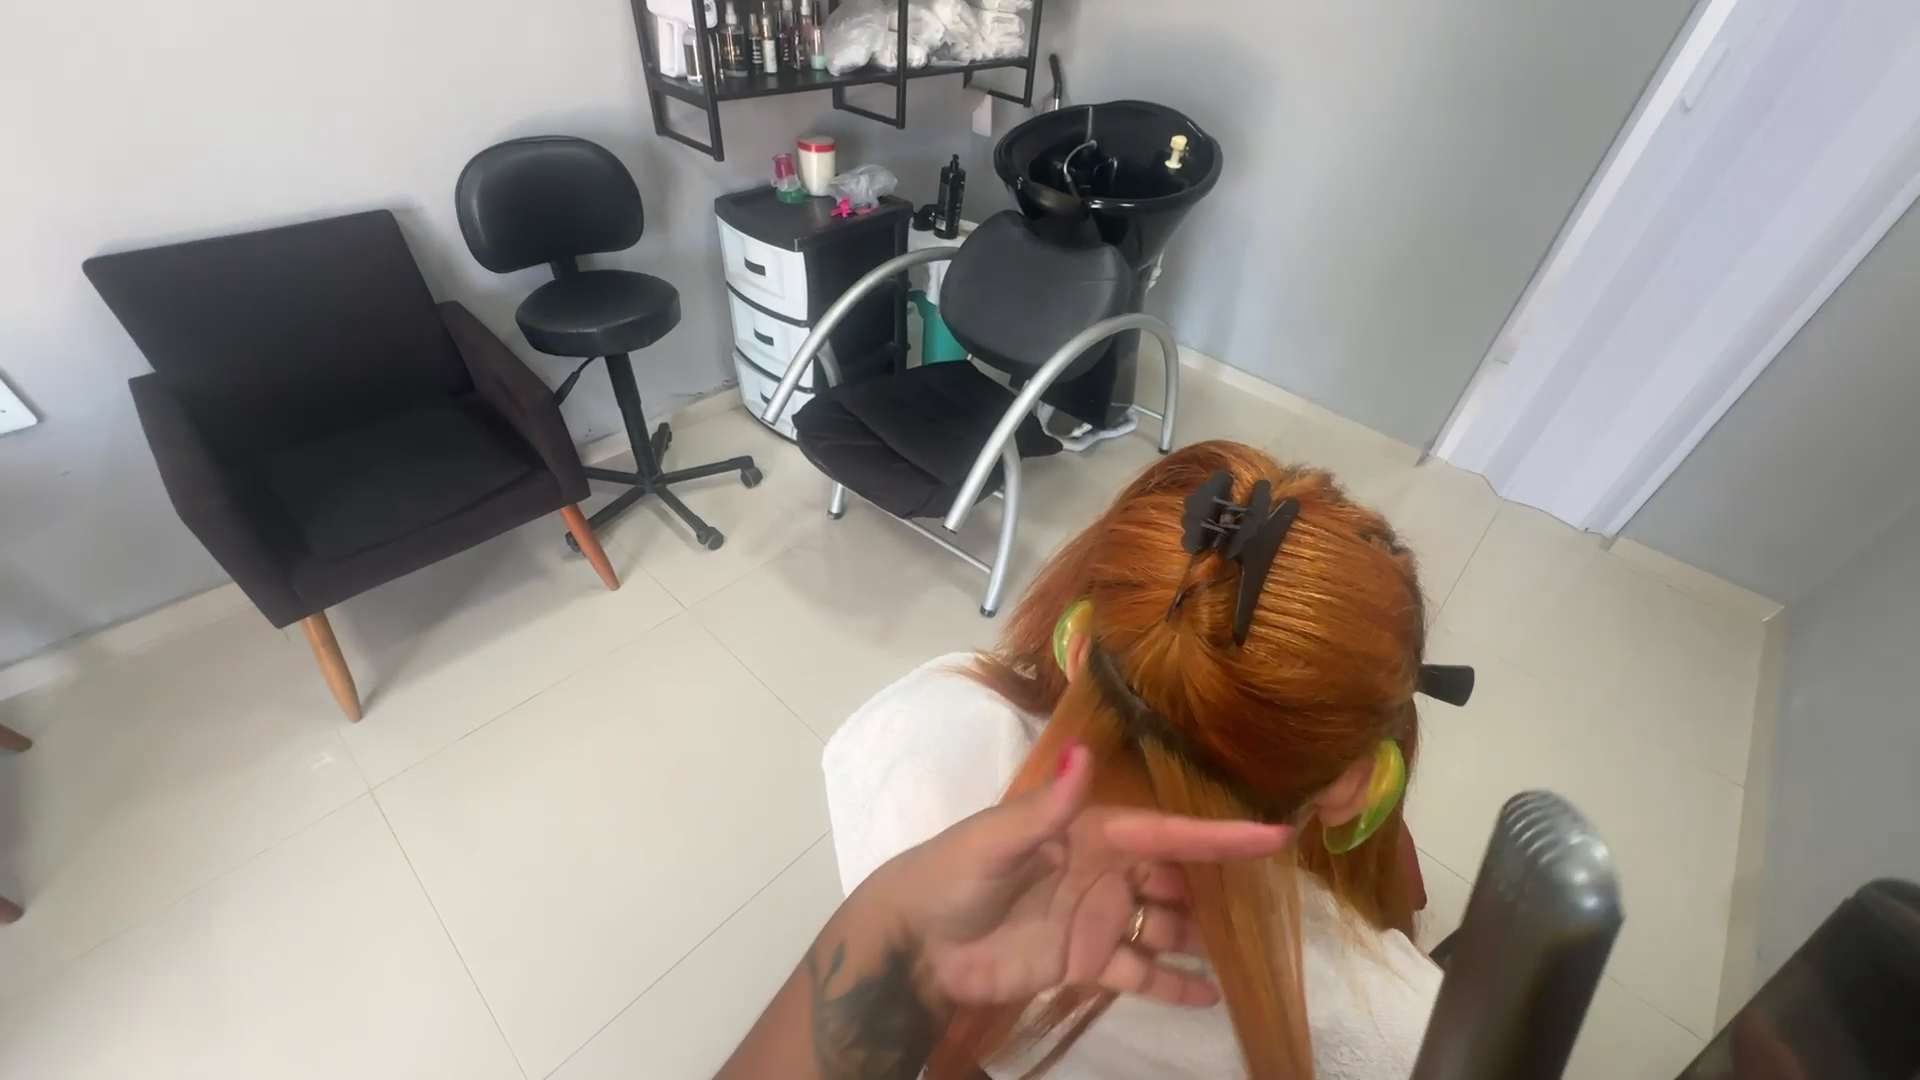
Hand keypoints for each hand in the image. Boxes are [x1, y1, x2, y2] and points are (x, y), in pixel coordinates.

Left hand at [873, 743, 1292, 1010]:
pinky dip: (1172, 982)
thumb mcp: (998, 838)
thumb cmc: (955, 875)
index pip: (1161, 831)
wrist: (919, 942)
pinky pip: (1140, 971)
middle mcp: (1101, 871)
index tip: (1272, 834)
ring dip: (1198, 937)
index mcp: (1086, 832)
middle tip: (1266, 904)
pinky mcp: (1084, 961)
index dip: (1215, 834)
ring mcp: (1095, 917)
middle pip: (1172, 879)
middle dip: (1213, 888)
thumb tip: (1085, 750)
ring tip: (1244, 955)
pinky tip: (1208, 995)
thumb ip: (1047, 805)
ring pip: (1163, 925)